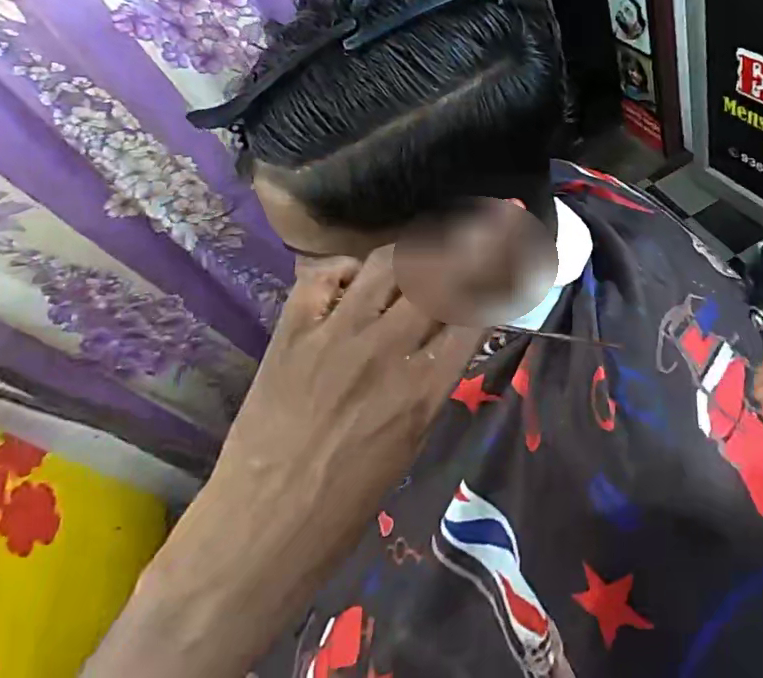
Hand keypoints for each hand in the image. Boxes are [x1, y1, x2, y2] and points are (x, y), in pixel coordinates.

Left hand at [87, 248, 481, 677]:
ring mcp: (336, 335)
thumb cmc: (346, 504)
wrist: (263, 523)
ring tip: (412, 257)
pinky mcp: (292, 331)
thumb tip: (446, 339)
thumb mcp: (410, 446)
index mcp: (423, 390)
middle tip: (470, 240)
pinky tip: (353, 279)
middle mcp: (386, 351)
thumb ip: (430, 384)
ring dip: (408, 254)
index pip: (472, 315)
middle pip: (438, 277)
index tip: (499, 264)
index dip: (492, 282)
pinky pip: (324, 275)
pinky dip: (345, 269)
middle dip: (464, 252)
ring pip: (385, 265)